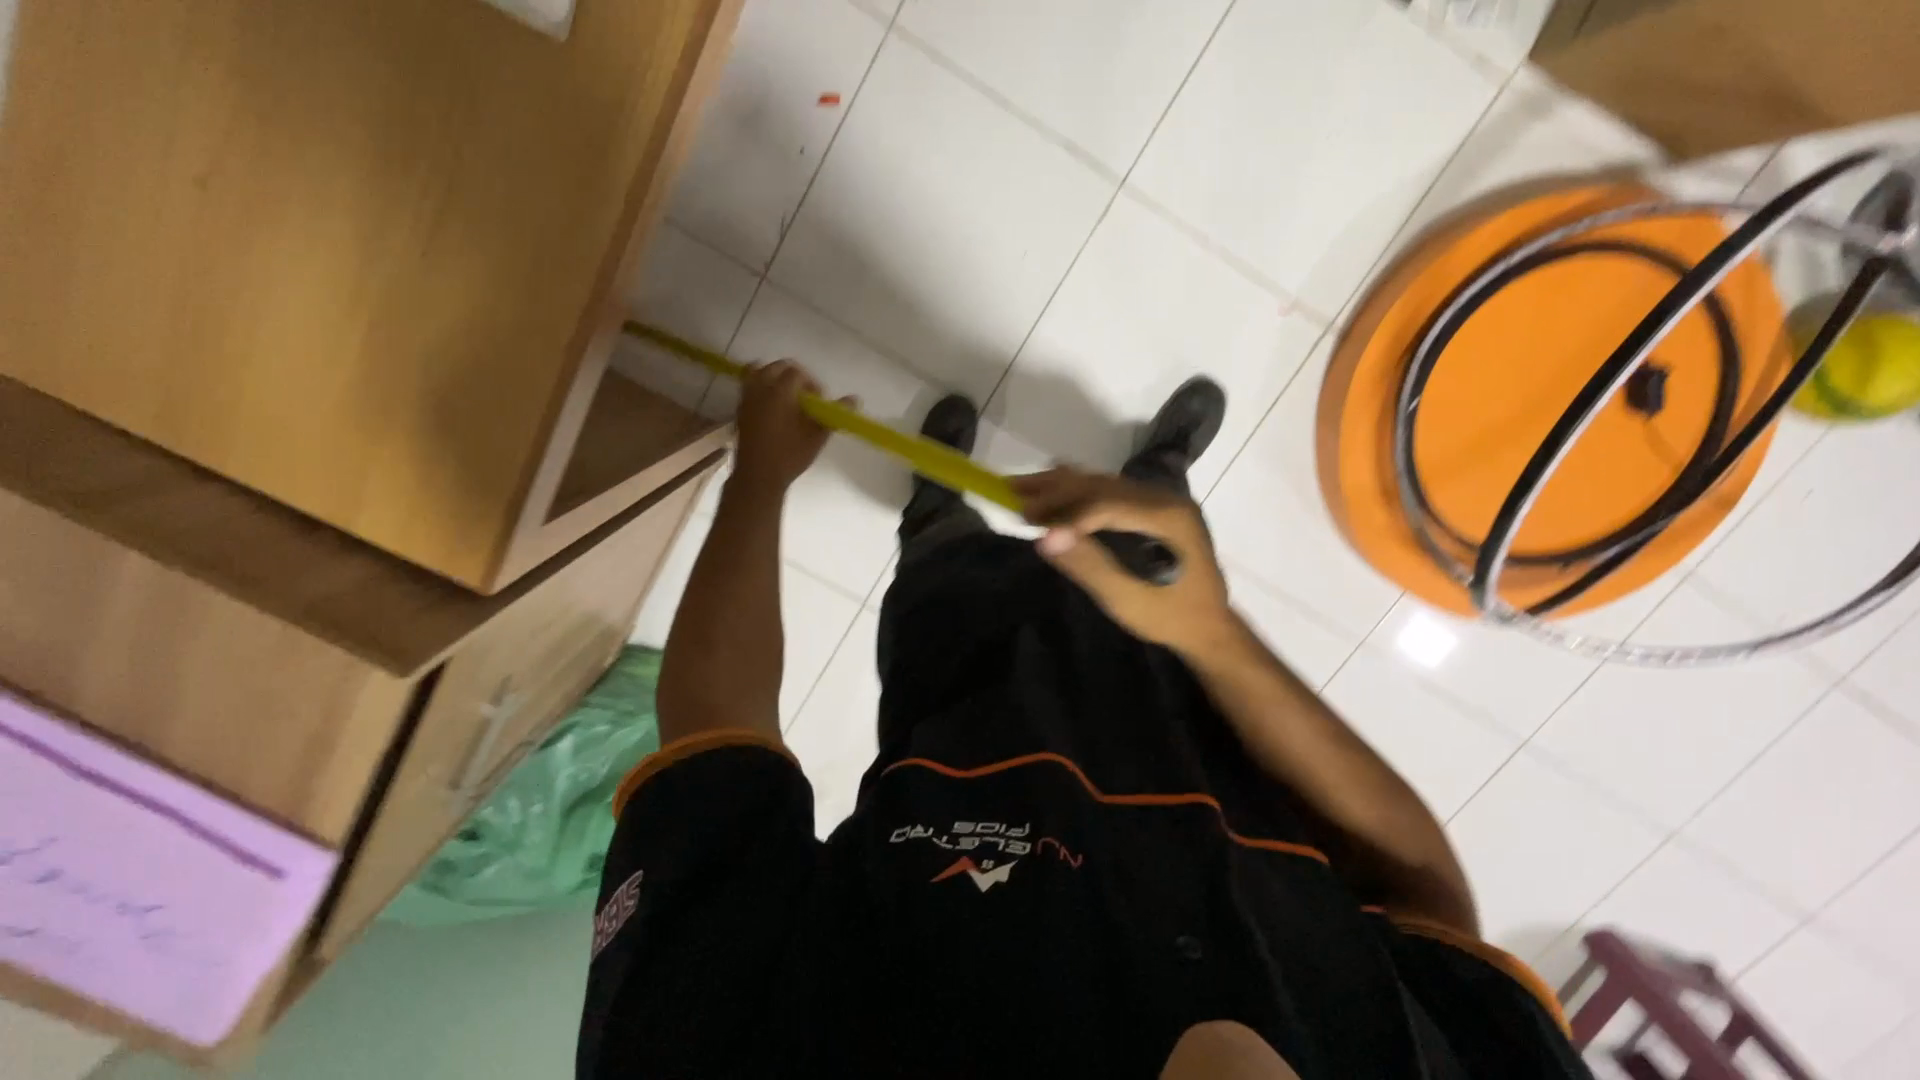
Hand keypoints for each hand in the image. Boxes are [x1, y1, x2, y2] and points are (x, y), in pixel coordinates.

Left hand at [730, 359, 845, 494]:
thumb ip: (834, 413)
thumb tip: (855, 398)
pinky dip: (760, 386)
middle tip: (804, 396)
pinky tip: (770, 405)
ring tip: (785, 396)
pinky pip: (748, 385)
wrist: (758, 476)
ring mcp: (747, 398)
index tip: (818, 401)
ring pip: (758, 371)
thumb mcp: (817, 435)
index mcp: (781, 391)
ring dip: (773, 376)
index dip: (811, 383)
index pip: (798, 372)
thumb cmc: (790, 455)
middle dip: (793, 375)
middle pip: (777, 367)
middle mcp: (761, 388)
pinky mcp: (739, 409)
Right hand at [1013, 466, 1237, 655]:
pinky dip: (1077, 494)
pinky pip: (1110, 492)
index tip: (1025, 520)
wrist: (1208, 626)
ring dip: (1061, 487)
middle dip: (1053, 489)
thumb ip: (1088, 565)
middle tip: (1011, 493)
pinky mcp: (1153, 509)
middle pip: (1100, 484)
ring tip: (1021, 489)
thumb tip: (1045, 538)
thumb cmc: (1168, 617)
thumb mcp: (1126, 598)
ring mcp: (1161, 501)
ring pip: (1102, 483)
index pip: (1104, 503)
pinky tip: (1052, 497)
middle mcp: (1165, 499)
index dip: (1062, 510)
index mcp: (1166, 518)